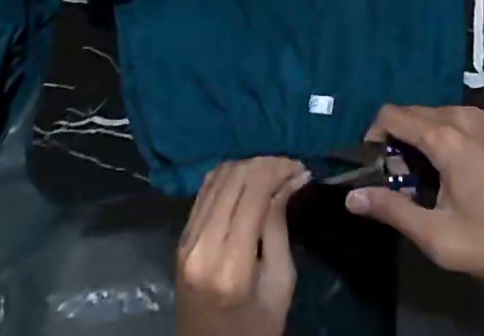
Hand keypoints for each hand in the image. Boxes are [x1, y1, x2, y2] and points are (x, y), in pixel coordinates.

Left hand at [177, 157, 309, 335]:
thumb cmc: (255, 328)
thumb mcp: (280, 282)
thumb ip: (278, 226)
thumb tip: (290, 178)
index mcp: (230, 265)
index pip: (253, 191)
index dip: (280, 169)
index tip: (302, 169)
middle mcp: (201, 246)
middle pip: (234, 177)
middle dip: (267, 163)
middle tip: (291, 168)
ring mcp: (185, 241)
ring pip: (217, 177)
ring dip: (248, 166)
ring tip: (273, 173)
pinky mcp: (180, 239)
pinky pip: (205, 190)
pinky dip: (230, 177)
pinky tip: (250, 182)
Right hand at [345, 107, 483, 335]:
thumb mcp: (438, 236)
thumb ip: (393, 210)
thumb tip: (351, 196)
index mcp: (447, 138)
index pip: (392, 115)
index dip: (373, 136)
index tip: (373, 169)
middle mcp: (462, 116)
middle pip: (411, 112)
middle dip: (395, 141)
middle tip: (397, 183)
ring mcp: (480, 118)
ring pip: (430, 115)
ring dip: (416, 139)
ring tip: (420, 182)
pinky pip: (449, 119)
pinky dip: (436, 137)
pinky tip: (444, 172)